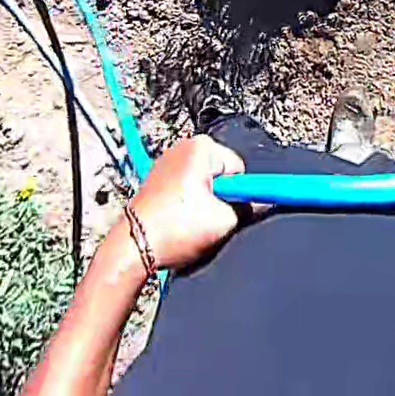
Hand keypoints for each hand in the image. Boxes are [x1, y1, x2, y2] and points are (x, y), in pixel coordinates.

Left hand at [126, 135, 245, 269]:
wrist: (131, 249)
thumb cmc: (171, 230)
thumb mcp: (224, 221)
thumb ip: (250, 209)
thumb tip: (263, 203)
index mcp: (202, 147)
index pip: (239, 169)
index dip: (240, 194)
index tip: (238, 210)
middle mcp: (184, 146)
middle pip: (221, 175)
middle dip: (219, 198)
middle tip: (208, 220)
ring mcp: (167, 161)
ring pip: (203, 183)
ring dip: (202, 203)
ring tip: (189, 224)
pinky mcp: (156, 178)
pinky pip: (185, 188)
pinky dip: (186, 204)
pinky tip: (178, 222)